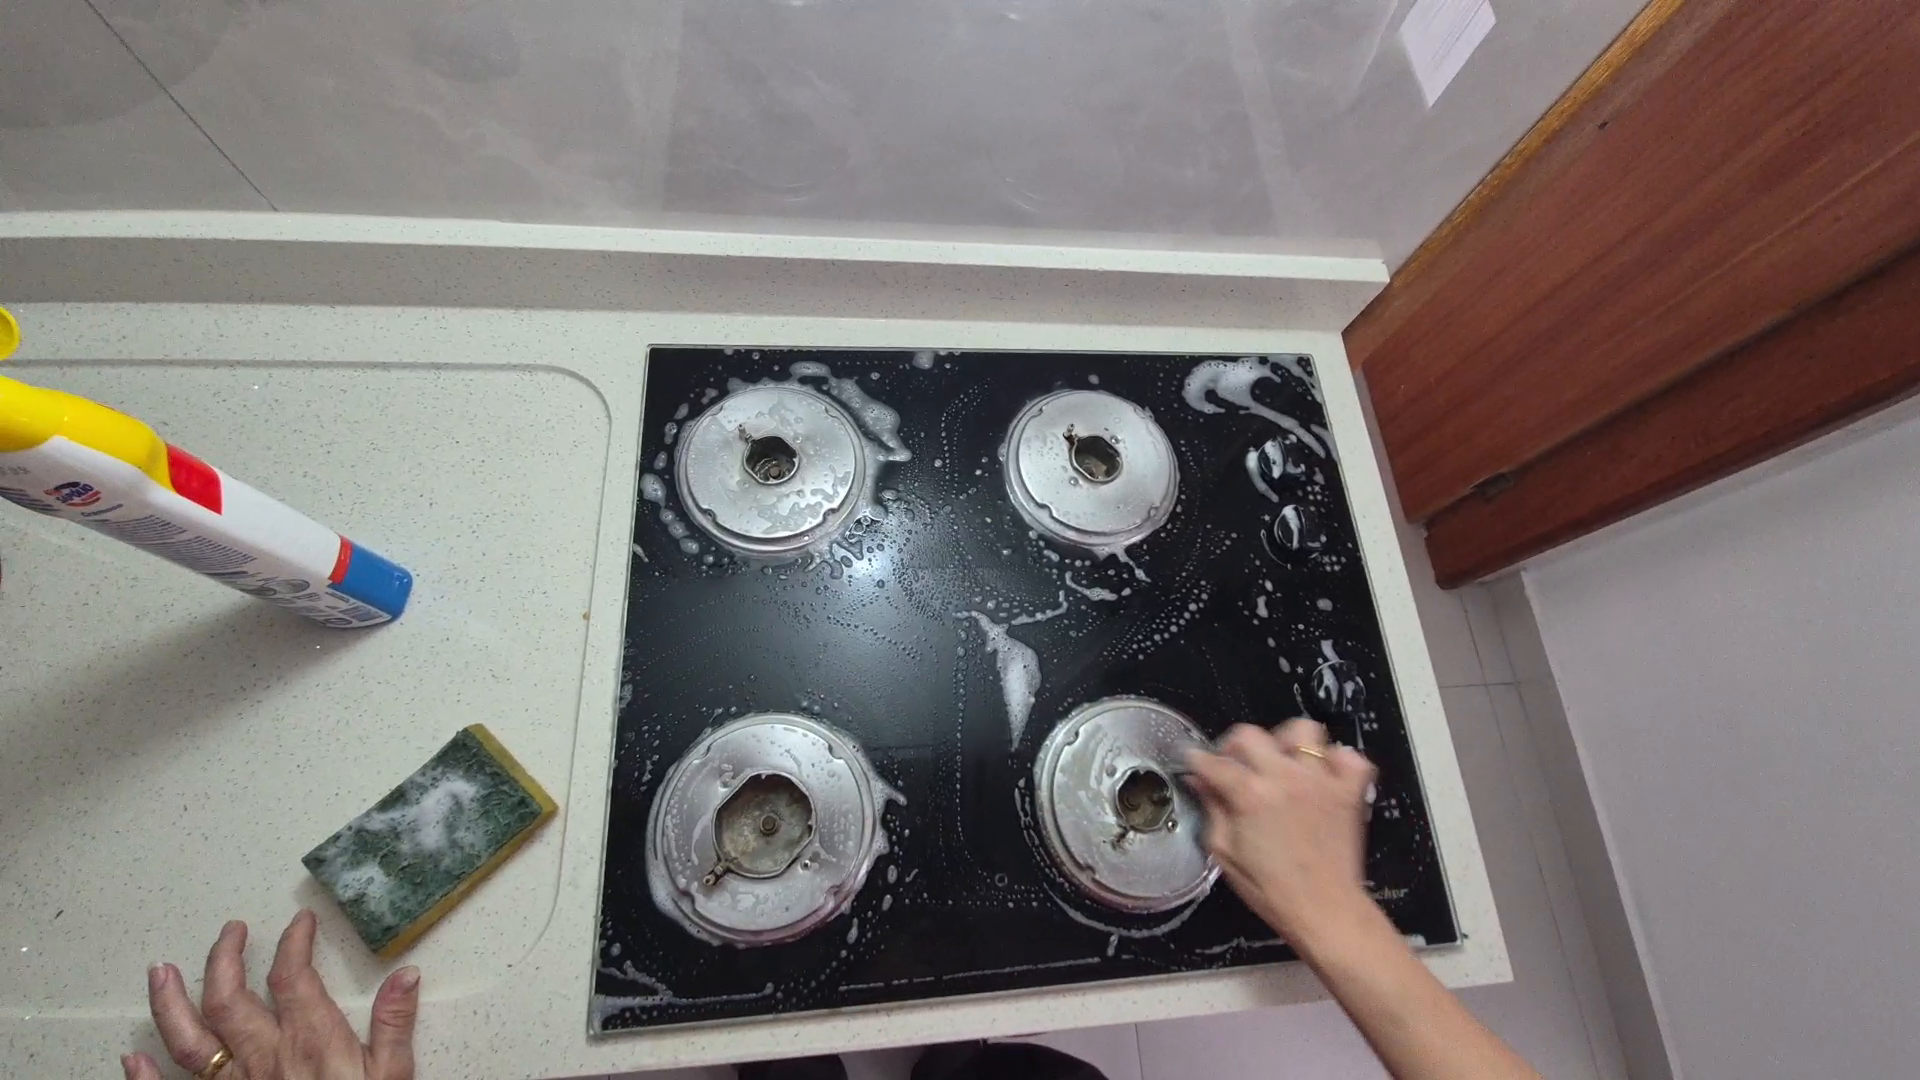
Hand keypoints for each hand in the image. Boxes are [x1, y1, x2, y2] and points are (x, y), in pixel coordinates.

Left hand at [122, 910, 419, 1079]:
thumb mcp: (391, 1077)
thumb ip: (394, 1026)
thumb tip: (407, 973)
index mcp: (309, 1043)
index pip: (293, 979)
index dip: (294, 943)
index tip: (300, 920)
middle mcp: (262, 1059)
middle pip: (230, 1002)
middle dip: (225, 960)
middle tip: (231, 929)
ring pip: (189, 1041)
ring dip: (171, 1004)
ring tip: (161, 970)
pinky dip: (142, 1073)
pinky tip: (131, 1053)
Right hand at [1183, 718, 1376, 943]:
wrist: (1326, 912)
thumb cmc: (1269, 888)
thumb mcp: (1224, 851)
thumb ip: (1211, 809)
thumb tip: (1199, 780)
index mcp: (1250, 794)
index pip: (1213, 761)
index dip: (1195, 758)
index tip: (1192, 761)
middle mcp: (1284, 777)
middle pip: (1250, 734)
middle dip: (1233, 745)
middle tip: (1234, 765)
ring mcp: (1320, 781)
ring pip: (1303, 731)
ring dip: (1287, 743)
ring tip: (1281, 763)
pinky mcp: (1349, 792)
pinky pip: (1350, 757)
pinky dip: (1336, 761)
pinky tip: (1321, 776)